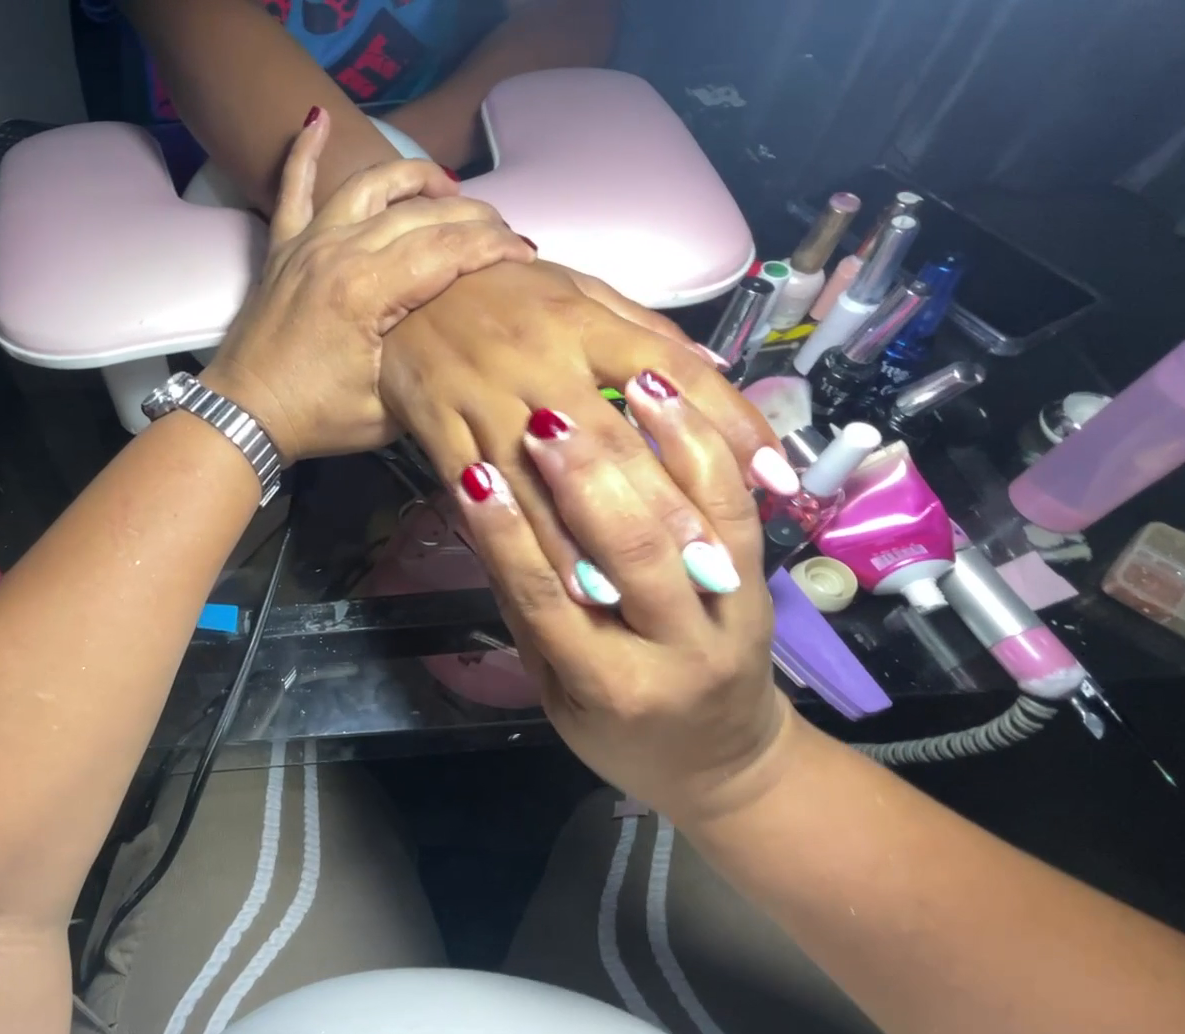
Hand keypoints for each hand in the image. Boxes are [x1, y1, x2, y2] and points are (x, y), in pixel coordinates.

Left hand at [202, 110, 536, 462]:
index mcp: (367, 292)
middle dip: (471, 217)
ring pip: (369, 187)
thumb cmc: (313, 420)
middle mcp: (339, 252)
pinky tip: (319, 118)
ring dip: (414, 178)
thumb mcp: (385, 412)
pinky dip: (304, 151)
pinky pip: (292, 187)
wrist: (241, 415)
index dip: (494, 247)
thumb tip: (464, 348)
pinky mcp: (281, 249)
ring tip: (447, 188)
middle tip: (499, 232)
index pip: (447, 250)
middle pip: (419, 214)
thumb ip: (428, 374)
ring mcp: (307, 244)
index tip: (525, 253)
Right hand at [378, 258, 800, 600]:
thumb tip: (710, 379)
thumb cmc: (507, 293)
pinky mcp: (437, 421)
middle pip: (612, 440)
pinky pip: (474, 480)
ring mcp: (484, 392)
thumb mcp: (583, 292)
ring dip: (578, 536)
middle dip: (660, 511)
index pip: (672, 370)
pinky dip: (506, 525)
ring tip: (620, 594)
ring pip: (539, 473)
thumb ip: (645, 335)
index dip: (729, 424)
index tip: (776, 484)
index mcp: (587, 321)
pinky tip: (533, 567)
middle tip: (703, 575)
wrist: (408, 289)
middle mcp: (541, 358)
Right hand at [451, 370, 795, 824]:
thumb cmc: (617, 735)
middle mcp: (675, 652)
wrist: (724, 765)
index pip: (546, 598)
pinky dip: (709, 453)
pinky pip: (739, 510)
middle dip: (583, 481)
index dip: (507, 535)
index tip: (474, 474)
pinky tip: (678, 406)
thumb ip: (529, 613)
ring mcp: (732, 616)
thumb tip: (489, 528)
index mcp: (606, 687)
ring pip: (696, 523)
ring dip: (658, 450)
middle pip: (630, 553)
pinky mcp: (762, 586)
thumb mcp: (555, 692)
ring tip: (620, 389)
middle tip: (542, 421)